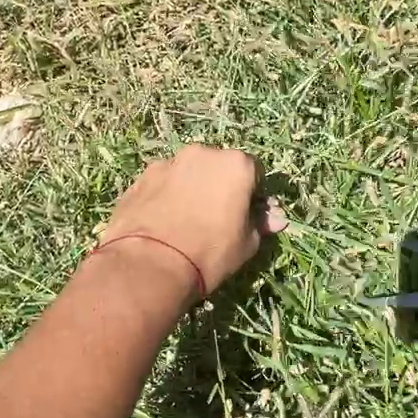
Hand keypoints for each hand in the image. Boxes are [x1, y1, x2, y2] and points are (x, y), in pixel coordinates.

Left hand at [97, 145, 287, 295]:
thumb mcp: (246, 244)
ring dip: (192, 189)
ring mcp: (167, 163)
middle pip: (218, 167)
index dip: (252, 194)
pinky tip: (163, 223)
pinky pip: (162, 184)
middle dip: (220, 187)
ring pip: (188, 173)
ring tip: (185, 223)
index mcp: (235, 164)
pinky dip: (166, 196)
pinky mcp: (141, 177)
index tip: (247, 215)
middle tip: (217, 219)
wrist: (150, 263)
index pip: (254, 172)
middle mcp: (201, 154)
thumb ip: (260, 224)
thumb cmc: (209, 252)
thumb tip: (275, 219)